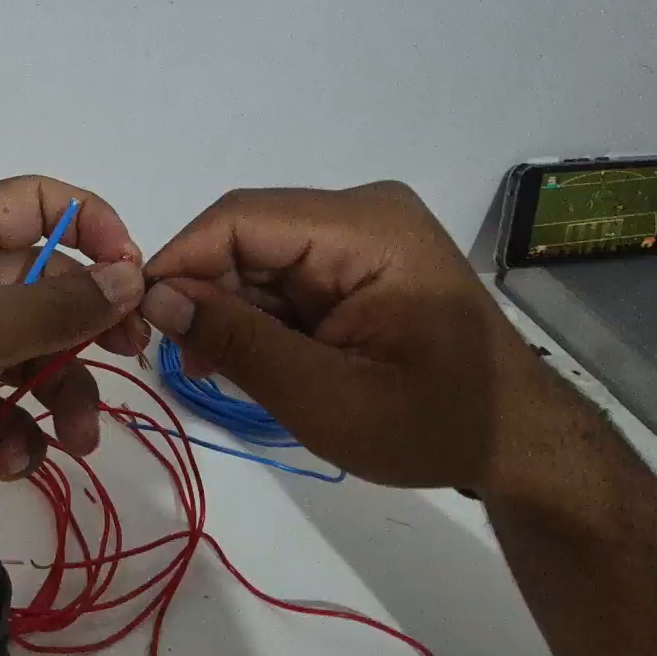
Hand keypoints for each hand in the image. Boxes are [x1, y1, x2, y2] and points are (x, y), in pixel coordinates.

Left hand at [0, 176, 147, 565]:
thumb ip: (54, 306)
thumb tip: (131, 275)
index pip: (33, 203)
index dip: (90, 224)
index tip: (133, 272)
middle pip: (47, 285)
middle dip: (89, 322)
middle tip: (132, 350)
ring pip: (36, 355)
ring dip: (64, 394)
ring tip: (77, 440)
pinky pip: (7, 407)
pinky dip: (19, 434)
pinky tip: (9, 460)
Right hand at [138, 183, 584, 493]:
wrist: (517, 442)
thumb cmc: (432, 425)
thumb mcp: (326, 397)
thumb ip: (238, 343)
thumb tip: (156, 299)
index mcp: (367, 229)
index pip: (242, 219)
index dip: (181, 260)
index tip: (139, 315)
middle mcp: (361, 212)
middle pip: (247, 234)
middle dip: (201, 291)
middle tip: (172, 354)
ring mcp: (359, 235)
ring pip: (256, 255)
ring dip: (224, 307)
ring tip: (206, 365)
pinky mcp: (354, 260)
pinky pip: (280, 273)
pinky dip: (253, 314)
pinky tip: (241, 354)